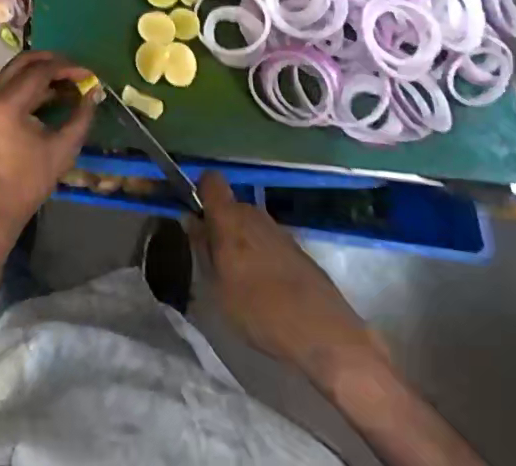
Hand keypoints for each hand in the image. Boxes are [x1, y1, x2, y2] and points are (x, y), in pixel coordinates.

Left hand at [0, 51, 96, 230]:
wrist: (2, 199)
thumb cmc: (33, 176)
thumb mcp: (64, 145)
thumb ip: (82, 115)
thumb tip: (95, 91)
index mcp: (9, 102)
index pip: (40, 71)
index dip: (68, 68)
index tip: (90, 75)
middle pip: (25, 61)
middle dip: (54, 62)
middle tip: (78, 70)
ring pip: (18, 69)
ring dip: (44, 71)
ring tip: (71, 80)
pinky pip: (14, 82)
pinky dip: (35, 82)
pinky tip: (57, 92)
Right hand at [192, 172, 382, 378]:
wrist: (324, 333)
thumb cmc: (258, 310)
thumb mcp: (216, 286)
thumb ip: (202, 248)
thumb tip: (191, 219)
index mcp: (230, 218)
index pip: (211, 180)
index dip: (200, 191)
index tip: (195, 215)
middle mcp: (256, 215)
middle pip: (231, 206)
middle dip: (220, 224)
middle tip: (214, 258)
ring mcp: (280, 231)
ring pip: (250, 225)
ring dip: (241, 242)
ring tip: (239, 279)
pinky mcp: (299, 250)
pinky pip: (269, 242)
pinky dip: (261, 255)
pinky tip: (265, 288)